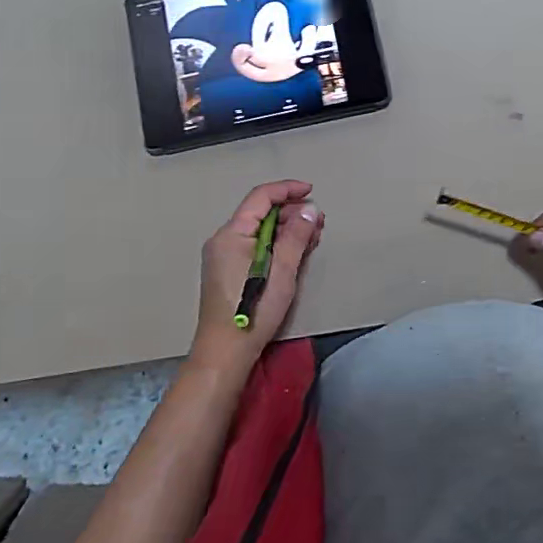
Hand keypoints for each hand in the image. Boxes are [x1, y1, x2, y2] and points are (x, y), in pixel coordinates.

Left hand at [189, 180, 322, 375]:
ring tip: (313, 237)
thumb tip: (310, 209)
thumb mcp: (282, 270)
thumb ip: (296, 236)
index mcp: (231, 233)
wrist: (224, 353)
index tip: (311, 191)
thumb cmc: (254, 309)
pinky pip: (254, 246)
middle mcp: (223, 239)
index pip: (260, 197)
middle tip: (319, 222)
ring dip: (285, 230)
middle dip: (290, 213)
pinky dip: (275, 245)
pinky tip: (295, 252)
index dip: (287, 190)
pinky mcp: (228, 272)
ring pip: (259, 231)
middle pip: (260, 214)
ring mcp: (223, 256)